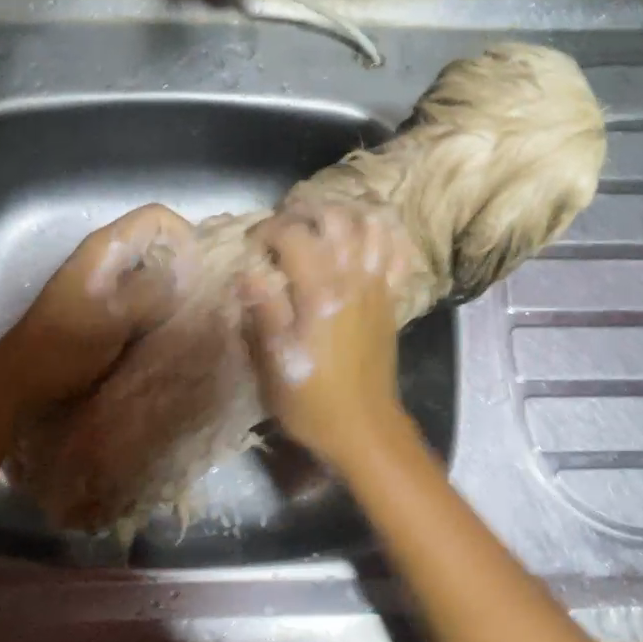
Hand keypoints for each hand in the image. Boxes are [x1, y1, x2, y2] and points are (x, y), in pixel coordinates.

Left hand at [0, 203, 196, 409]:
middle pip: (160, 244)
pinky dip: (161, 311)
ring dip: (175, 292)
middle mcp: (109, 259)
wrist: (26, 382)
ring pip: (156, 273)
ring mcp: (108, 285)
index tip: (201, 275)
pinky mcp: (109, 311)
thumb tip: (191, 275)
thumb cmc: (65, 348)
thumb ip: (153, 290)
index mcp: (106, 249)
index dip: (185, 238)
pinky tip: (170, 333)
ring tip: (191, 319)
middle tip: (203, 301)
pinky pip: (146, 299)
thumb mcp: (114, 317)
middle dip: (185, 267)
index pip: (158, 219)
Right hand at [238, 207, 411, 467]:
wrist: (364, 428)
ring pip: (369, 226)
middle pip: (334, 218)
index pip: (292, 234)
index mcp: (318, 292)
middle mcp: (351, 279)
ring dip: (343, 217)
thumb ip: (263, 311)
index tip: (252, 247)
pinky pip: (395, 253)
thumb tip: (247, 273)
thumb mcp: (273, 363)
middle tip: (282, 229)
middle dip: (303, 213)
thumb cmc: (311, 401)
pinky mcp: (390, 300)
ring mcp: (376, 287)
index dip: (267, 231)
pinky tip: (364, 238)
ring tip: (319, 228)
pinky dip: (382, 236)